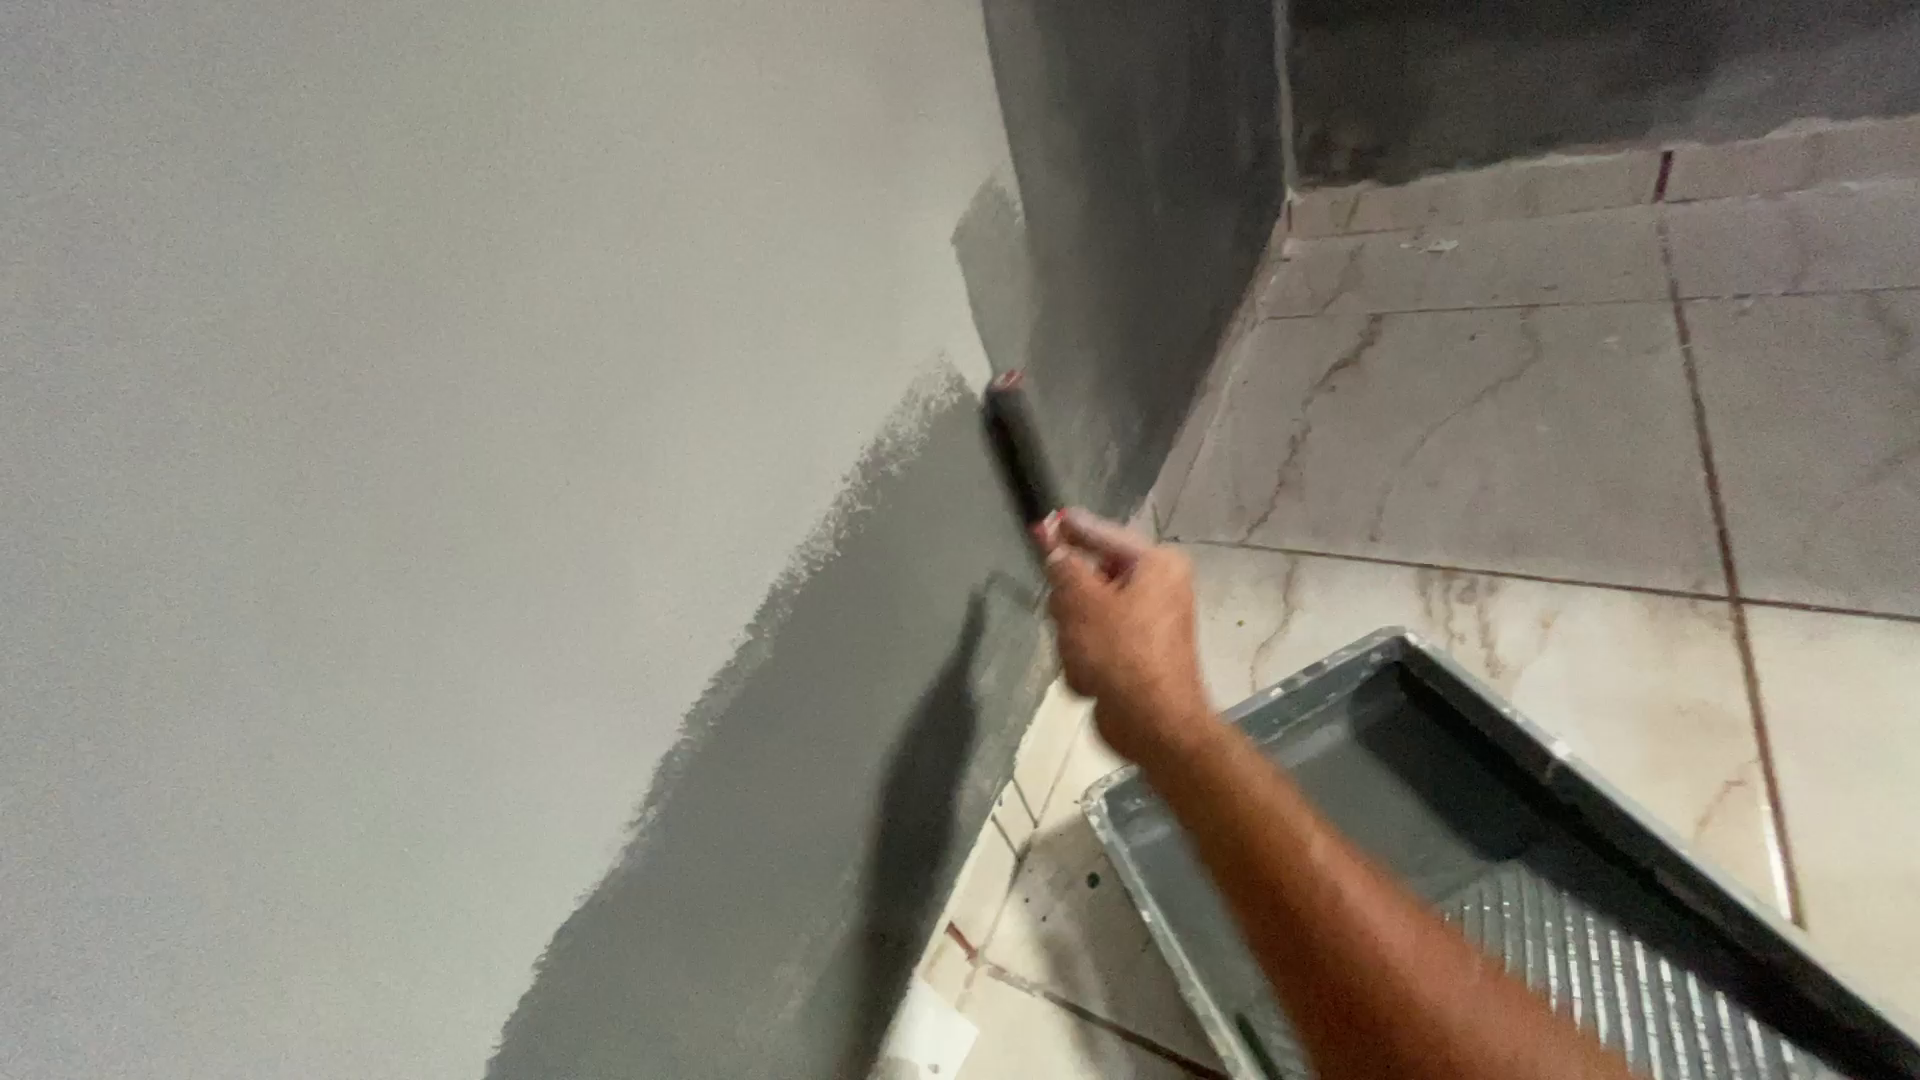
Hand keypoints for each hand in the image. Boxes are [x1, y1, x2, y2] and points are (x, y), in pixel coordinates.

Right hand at [1035, 509, 1214, 764]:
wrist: (1154, 724)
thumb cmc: (1120, 653)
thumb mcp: (1082, 601)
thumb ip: (1063, 564)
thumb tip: (1051, 536)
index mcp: (1156, 564)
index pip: (1102, 534)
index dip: (1069, 530)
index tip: (1041, 519)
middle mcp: (1158, 587)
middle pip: (1091, 576)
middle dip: (1070, 602)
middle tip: (1065, 617)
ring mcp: (1148, 622)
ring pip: (1087, 612)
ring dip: (1073, 635)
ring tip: (1079, 656)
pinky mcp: (1136, 653)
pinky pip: (1096, 640)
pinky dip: (1085, 657)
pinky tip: (1089, 677)